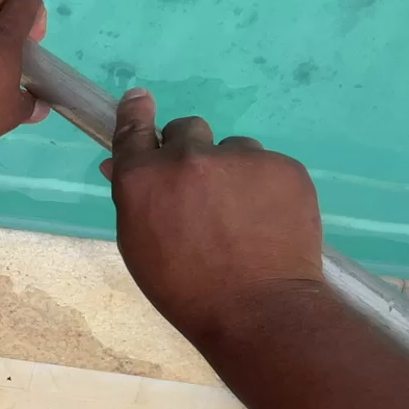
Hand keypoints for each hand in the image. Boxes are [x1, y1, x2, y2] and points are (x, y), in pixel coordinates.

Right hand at [105, 88, 324, 340]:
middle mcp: (186, 158)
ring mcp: (238, 158)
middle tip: (199, 186)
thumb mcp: (137, 241)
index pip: (133, 128)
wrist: (255, 308)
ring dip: (230, 169)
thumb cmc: (180, 285)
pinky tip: (265, 218)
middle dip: (188, 150)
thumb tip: (125, 168)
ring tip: (240, 211)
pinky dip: (263, 184)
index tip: (140, 100)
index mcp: (141, 177)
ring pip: (231, 148)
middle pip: (186, 129)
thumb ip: (134, 197)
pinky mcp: (283, 167)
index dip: (136, 112)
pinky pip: (267, 164)